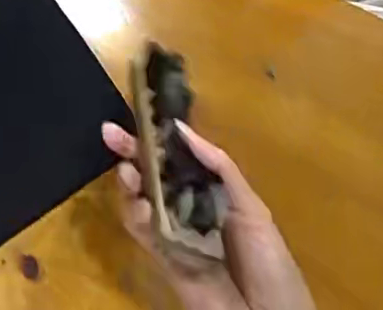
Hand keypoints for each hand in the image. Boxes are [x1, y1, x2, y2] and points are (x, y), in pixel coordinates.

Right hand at [103, 121, 314, 309]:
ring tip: (126, 171)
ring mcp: (172, 232)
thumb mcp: (253, 210)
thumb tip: (178, 126)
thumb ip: (219, 167)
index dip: (155, 137)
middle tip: (110, 133)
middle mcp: (186, 206)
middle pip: (151, 173)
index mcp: (208, 191)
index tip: (137, 116)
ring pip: (140, 198)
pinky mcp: (163, 258)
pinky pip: (142, 232)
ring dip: (128, 181)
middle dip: (130, 151)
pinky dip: (134, 215)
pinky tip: (137, 204)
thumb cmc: (273, 267)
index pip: (174, 157)